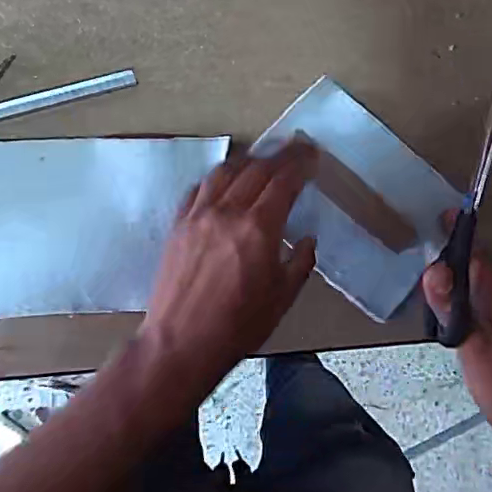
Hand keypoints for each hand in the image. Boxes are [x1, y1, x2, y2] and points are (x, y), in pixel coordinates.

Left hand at [130, 141, 318, 389]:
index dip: (300, 164)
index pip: (284, 182)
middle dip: (280, 155)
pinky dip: (217, 177)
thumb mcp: (283, 296)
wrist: (182, 343)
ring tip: (262, 158)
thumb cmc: (239, 324)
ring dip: (248, 160)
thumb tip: (307, 241)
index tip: (312, 155)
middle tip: (296, 148)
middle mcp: (228, 213)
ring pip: (225, 172)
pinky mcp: (178, 226)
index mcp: (259, 228)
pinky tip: (224, 180)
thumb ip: (300, 262)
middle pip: (257, 169)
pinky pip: (199, 189)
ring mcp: (199, 217)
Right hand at [422, 254, 491, 471]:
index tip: (443, 218)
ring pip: (487, 293)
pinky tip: (459, 316)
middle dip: (459, 258)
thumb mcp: (476, 352)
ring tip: (438, 278)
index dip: (461, 238)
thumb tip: (435, 270)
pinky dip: (472, 304)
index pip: (479, 260)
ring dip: (464, 281)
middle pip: (483, 273)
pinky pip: (491, 311)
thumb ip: (455, 312)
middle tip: (432, 249)